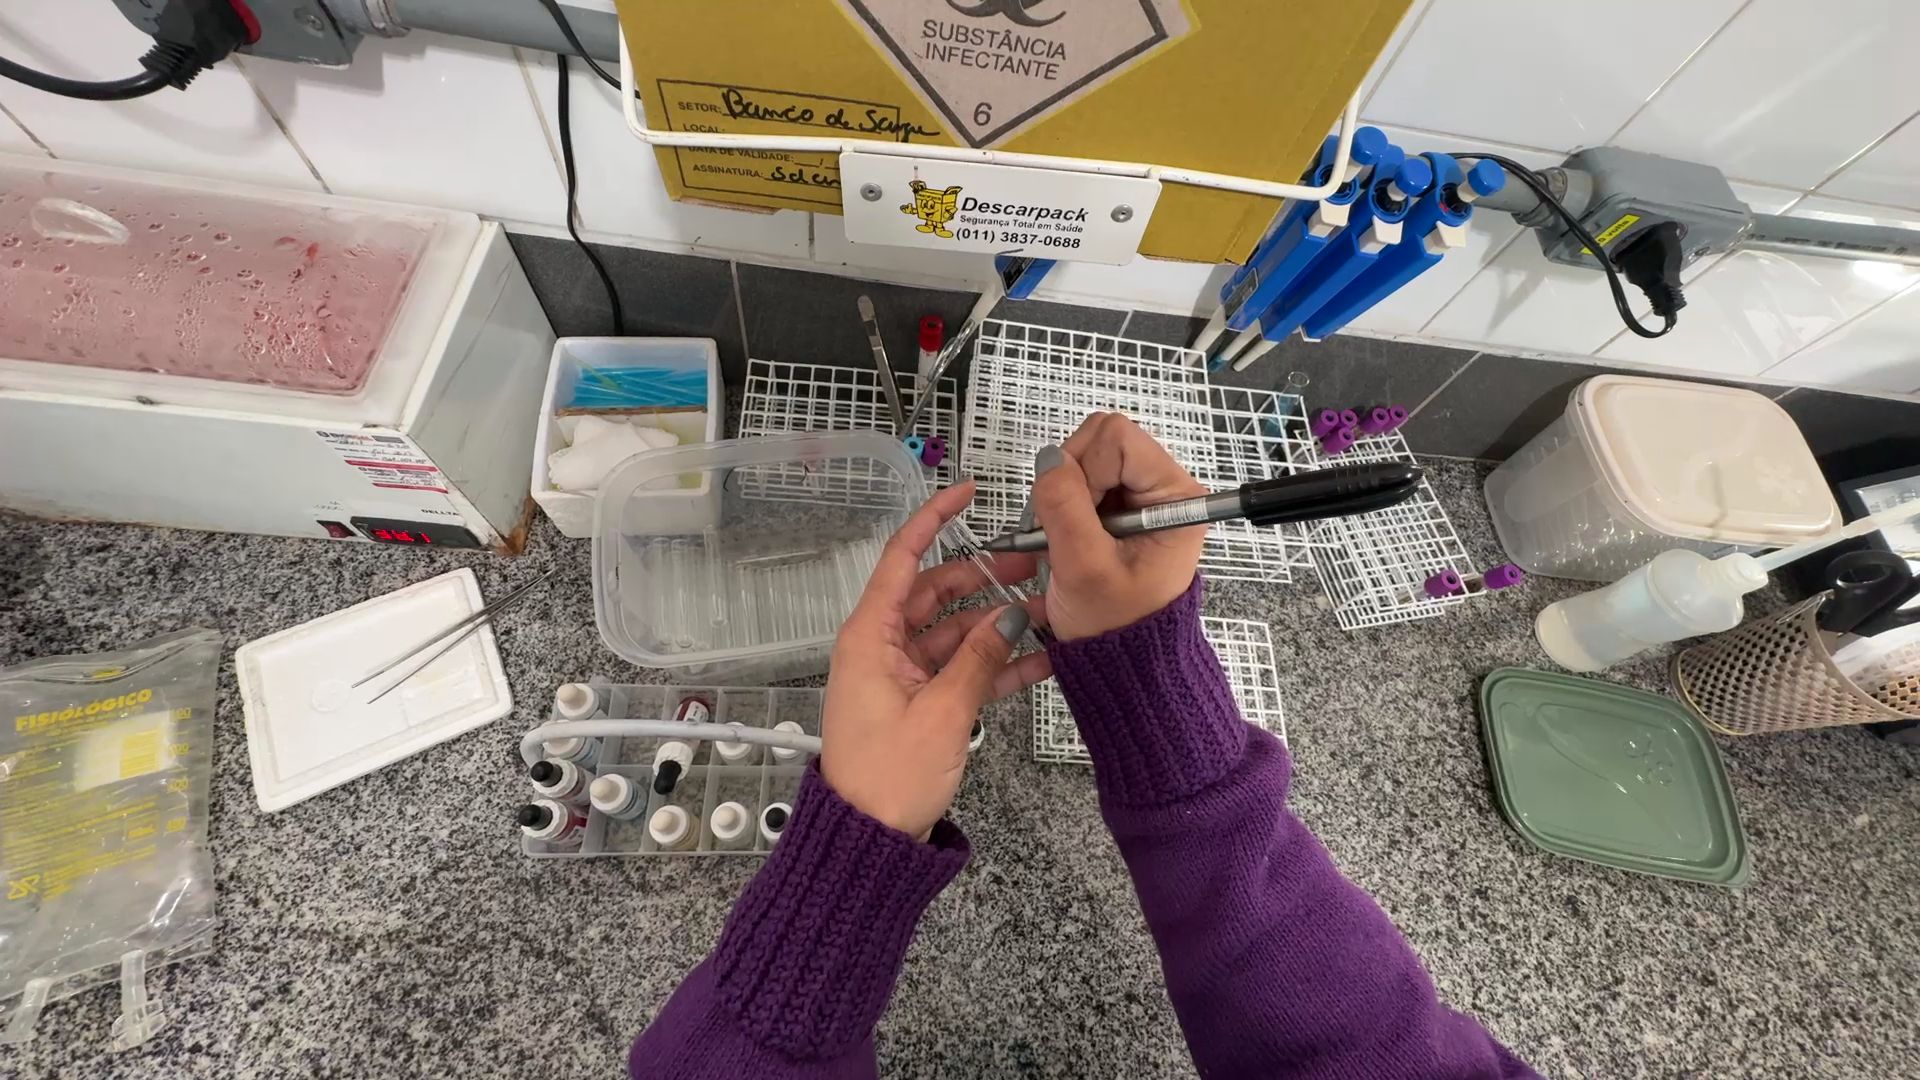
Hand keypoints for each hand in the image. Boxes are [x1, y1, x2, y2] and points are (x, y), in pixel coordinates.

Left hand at [821, 481, 1051, 838]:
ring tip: (1045, 612)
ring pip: (956, 631)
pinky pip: (961, 669)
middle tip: (1031, 566)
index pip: (903, 559)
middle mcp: (884, 647)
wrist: (867, 843)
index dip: (933, 520)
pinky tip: (1038, 660)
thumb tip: (1010, 618)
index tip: (965, 494)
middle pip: (938, 593)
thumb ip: (979, 660)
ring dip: (996, 624)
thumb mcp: (940, 713)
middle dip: (984, 577)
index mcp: (871, 636)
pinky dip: (994, 664)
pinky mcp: (922, 701)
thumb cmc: (883, 779)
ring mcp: (904, 674)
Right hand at [1030, 413, 1207, 640]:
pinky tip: (1056, 544)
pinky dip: (1057, 512)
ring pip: (1081, 464)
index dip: (1083, 468)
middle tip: (1060, 530)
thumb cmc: (1115, 625)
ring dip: (1057, 500)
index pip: (1116, 437)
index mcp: (1173, 496)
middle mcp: (1160, 489)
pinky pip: (1075, 488)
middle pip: (1097, 443)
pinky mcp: (1115, 512)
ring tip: (1057, 544)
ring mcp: (1136, 499)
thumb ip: (1064, 507)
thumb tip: (1048, 459)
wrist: (1122, 662)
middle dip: (1066, 483)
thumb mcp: (1085, 567)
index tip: (1077, 516)